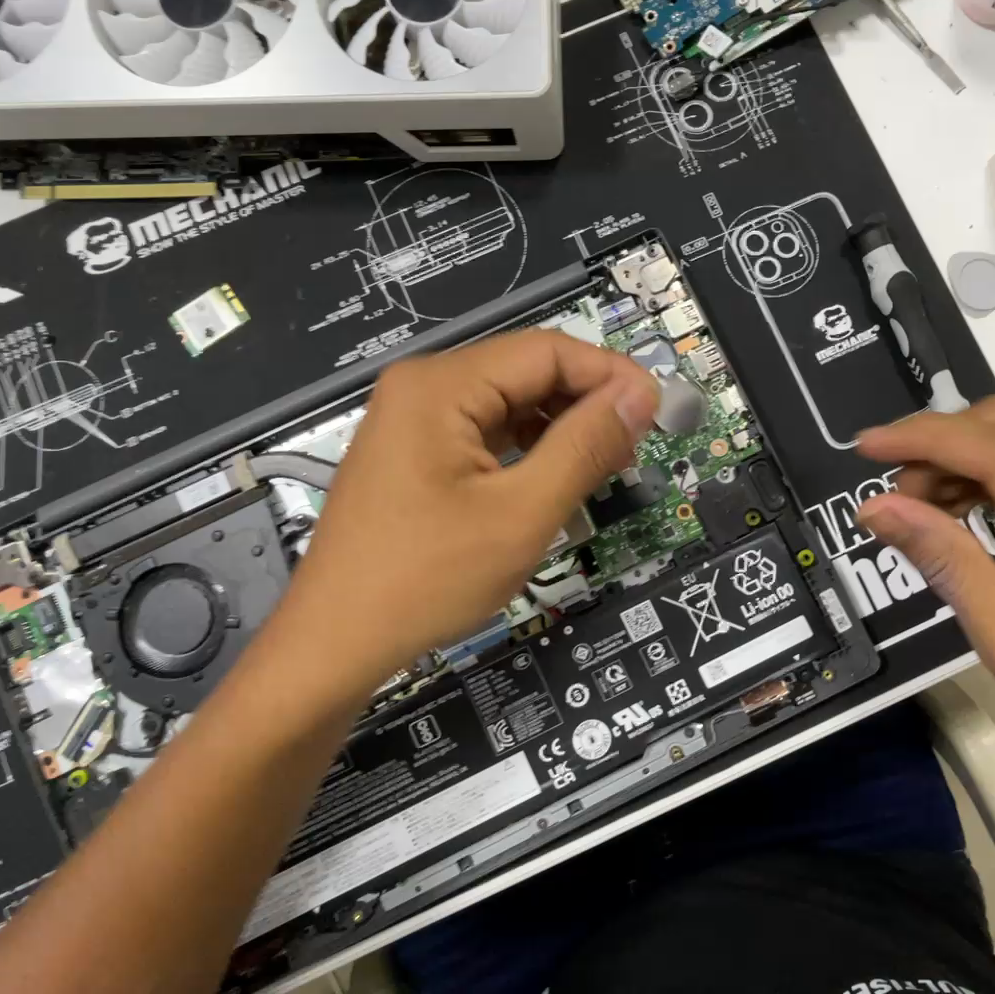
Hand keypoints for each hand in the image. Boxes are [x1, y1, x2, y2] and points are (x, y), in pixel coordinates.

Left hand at [275, 330, 659, 684]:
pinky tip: (554, 477)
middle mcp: (423, 386)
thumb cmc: (426, 580)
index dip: (610, 375)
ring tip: (602, 466)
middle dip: (586, 403)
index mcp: (441, 385)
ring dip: (561, 427)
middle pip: (527, 371)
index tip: (658, 412)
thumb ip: (585, 446)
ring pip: (510, 402)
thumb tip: (640, 396)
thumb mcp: (521, 514)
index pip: (547, 351)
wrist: (336, 643)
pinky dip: (528, 449)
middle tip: (634, 447)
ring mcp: (413, 419)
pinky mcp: (414, 452)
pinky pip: (486, 431)